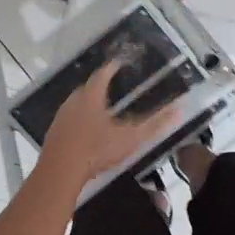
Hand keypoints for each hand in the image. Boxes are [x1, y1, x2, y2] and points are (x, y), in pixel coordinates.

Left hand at [35, 62, 179, 186]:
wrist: (60, 172)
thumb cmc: (97, 150)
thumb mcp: (131, 137)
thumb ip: (155, 124)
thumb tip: (180, 109)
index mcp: (92, 96)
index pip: (103, 74)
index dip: (112, 68)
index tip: (119, 63)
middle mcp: (74, 101)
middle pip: (87, 88)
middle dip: (100, 86)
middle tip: (113, 87)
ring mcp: (61, 117)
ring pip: (76, 104)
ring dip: (88, 104)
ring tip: (102, 110)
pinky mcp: (54, 134)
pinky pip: (69, 120)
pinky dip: (79, 121)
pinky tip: (86, 132)